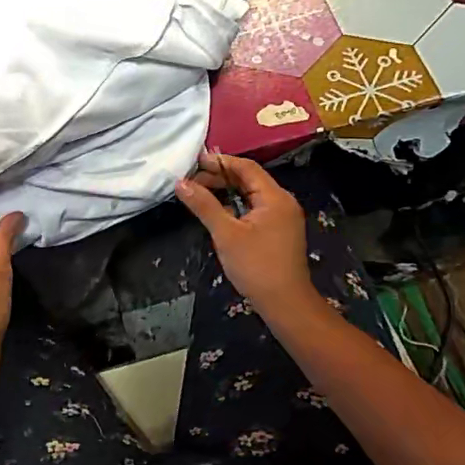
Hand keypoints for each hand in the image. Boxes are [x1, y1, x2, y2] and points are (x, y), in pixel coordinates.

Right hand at [174, 153, 316, 311]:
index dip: (220, 162)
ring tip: (198, 192)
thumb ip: (204, 205)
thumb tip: (180, 183)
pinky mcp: (277, 230)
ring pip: (250, 194)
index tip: (194, 161)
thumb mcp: (225, 234)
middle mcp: (282, 202)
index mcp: (275, 198)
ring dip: (225, 191)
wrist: (284, 302)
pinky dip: (234, 204)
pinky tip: (216, 210)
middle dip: (220, 177)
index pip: (246, 168)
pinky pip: (253, 207)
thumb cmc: (256, 266)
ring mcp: (281, 217)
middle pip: (249, 179)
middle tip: (190, 180)